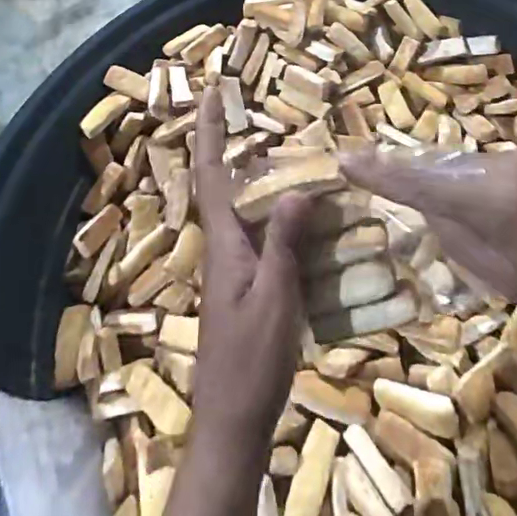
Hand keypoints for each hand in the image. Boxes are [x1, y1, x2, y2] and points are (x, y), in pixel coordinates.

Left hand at [187, 88, 313, 445]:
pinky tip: (307, 216)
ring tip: (291, 153)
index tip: (210, 95)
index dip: (209, 134)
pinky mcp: (250, 286)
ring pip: (246, 210)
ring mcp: (236, 269)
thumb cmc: (252, 360)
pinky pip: (263, 235)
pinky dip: (280, 214)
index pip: (212, 177)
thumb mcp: (275, 299)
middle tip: (253, 112)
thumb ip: (285, 245)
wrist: (233, 420)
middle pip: (225, 186)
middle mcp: (225, 249)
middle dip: (232, 146)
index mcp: (225, 245)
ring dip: (260, 178)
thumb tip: (299, 188)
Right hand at [342, 150, 516, 345]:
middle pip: (435, 168)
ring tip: (408, 196)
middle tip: (363, 172)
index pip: (420, 182)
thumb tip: (428, 209)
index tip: (343, 159)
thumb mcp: (496, 274)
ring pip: (454, 167)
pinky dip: (458, 183)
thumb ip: (454, 234)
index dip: (379, 172)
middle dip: (403, 175)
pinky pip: (475, 169)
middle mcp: (498, 167)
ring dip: (433, 180)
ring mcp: (514, 161)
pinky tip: (456, 203)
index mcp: (489, 199)